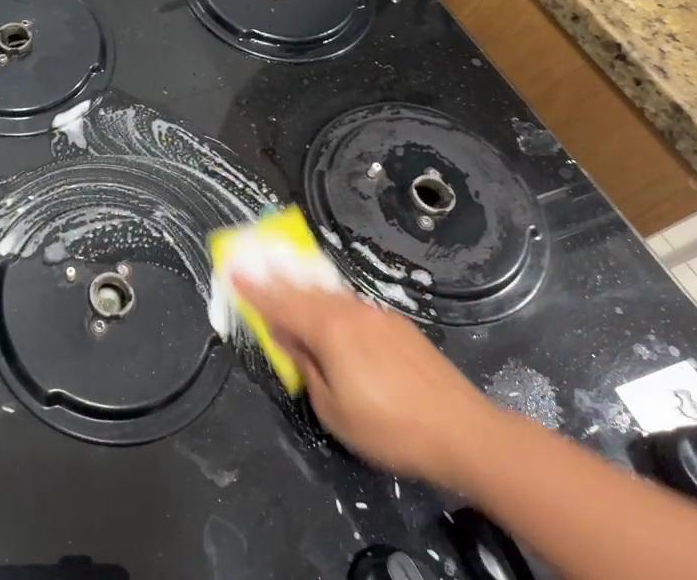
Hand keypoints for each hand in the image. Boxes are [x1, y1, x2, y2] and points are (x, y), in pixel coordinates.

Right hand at [232, 272, 505, 487]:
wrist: (463, 431)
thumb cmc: (389, 428)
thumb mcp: (333, 408)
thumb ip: (306, 367)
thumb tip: (290, 340)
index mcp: (328, 330)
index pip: (280, 304)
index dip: (254, 290)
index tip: (233, 271)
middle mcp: (351, 313)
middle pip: (305, 290)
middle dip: (277, 279)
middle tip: (254, 264)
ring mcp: (378, 316)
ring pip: (330, 295)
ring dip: (304, 288)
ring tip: (286, 281)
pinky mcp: (398, 327)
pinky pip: (351, 305)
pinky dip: (331, 301)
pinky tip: (329, 308)